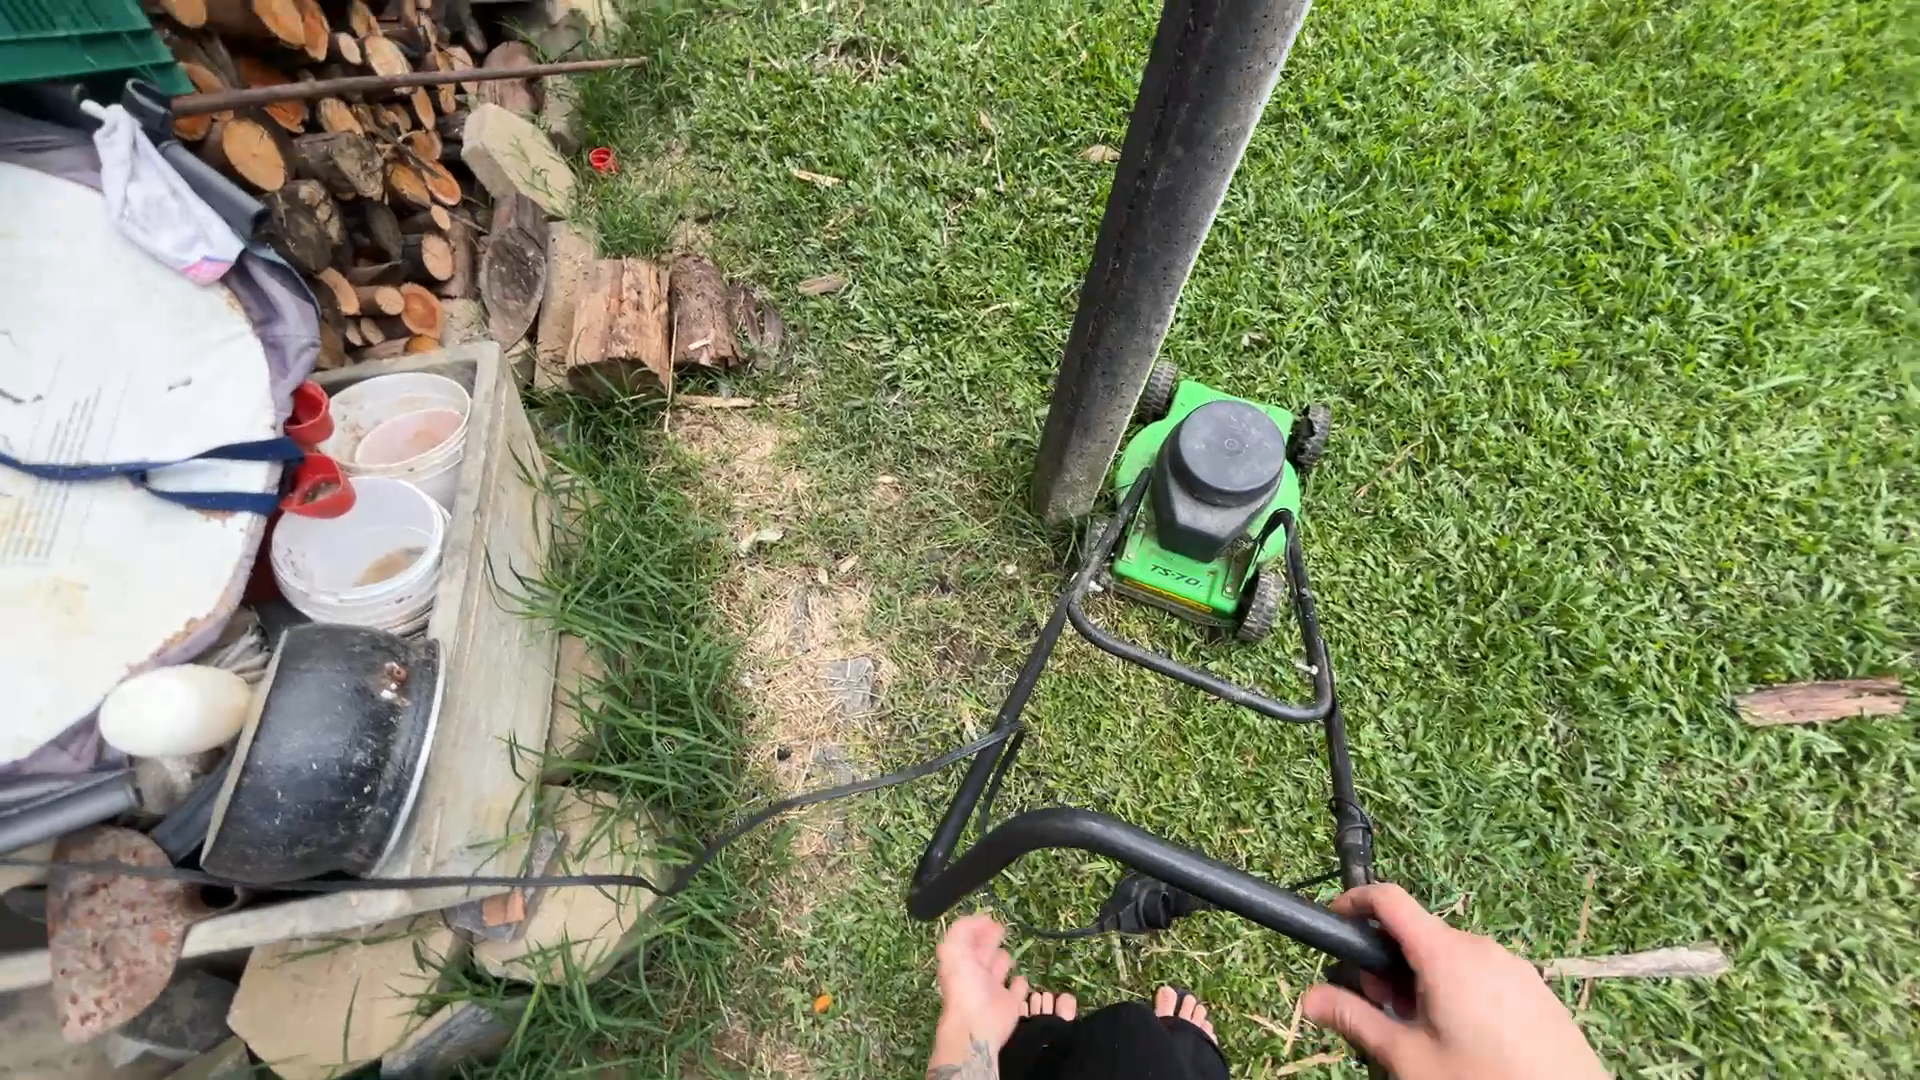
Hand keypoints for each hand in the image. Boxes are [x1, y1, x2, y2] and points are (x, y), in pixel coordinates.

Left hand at [933, 915, 1028, 1049]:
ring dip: (1002, 961)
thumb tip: (982, 919)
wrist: (976, 1023)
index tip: (989, 918)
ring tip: (1006, 953)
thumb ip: (963, 927)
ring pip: (998, 971)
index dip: (977, 928)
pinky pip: (1016, 992)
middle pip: (984, 953)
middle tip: (1000, 928)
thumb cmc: (964, 982)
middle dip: (989, 940)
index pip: (969, 941)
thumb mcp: (954, 947)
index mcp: (962, 961)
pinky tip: (1021, 978)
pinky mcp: (1009, 1004)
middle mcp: (976, 974)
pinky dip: (1019, 985)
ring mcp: (993, 990)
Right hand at [1303, 884, 1607, 1079]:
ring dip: (1423, 980)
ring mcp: (1517, 970)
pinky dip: (1459, 991)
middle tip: (1385, 1009)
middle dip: (1388, 963)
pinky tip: (1466, 1041)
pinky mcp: (1541, 995)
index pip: (1388, 898)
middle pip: (1417, 933)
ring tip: (1426, 1033)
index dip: (1354, 901)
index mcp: (1446, 953)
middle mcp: (1481, 948)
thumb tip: (1308, 999)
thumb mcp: (1410, 1059)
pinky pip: (1484, 976)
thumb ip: (1355, 1019)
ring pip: (1450, 956)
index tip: (1336, 924)